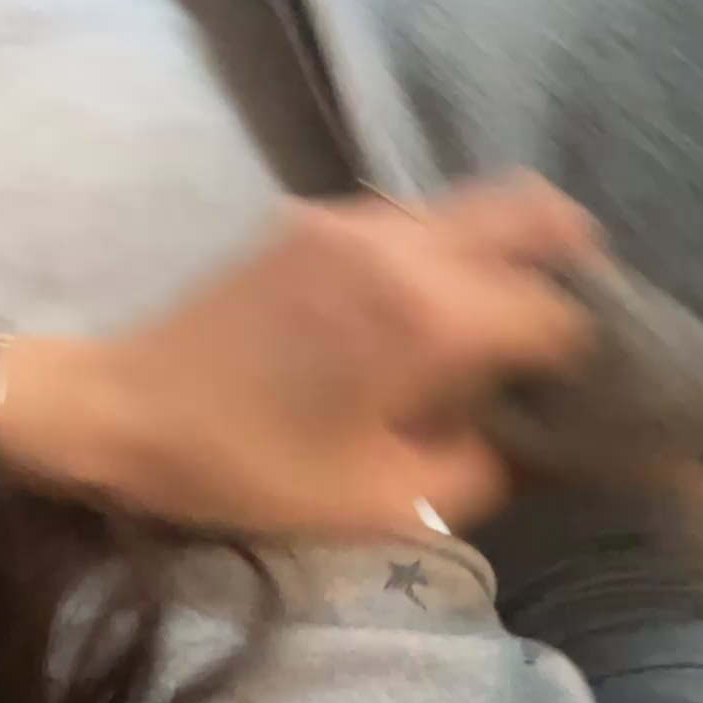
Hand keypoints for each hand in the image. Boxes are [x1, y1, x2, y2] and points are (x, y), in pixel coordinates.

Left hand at [69, 174, 598, 534]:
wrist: (125, 404)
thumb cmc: (245, 461)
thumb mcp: (380, 497)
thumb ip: (475, 461)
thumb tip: (504, 425)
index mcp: (427, 312)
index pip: (557, 309)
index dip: (577, 351)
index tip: (560, 386)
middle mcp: (391, 243)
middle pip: (528, 211)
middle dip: (562, 261)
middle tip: (543, 326)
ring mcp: (334, 219)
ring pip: (455, 205)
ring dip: (486, 247)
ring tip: (470, 314)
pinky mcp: (291, 221)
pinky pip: (391, 215)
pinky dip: (422, 243)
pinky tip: (395, 298)